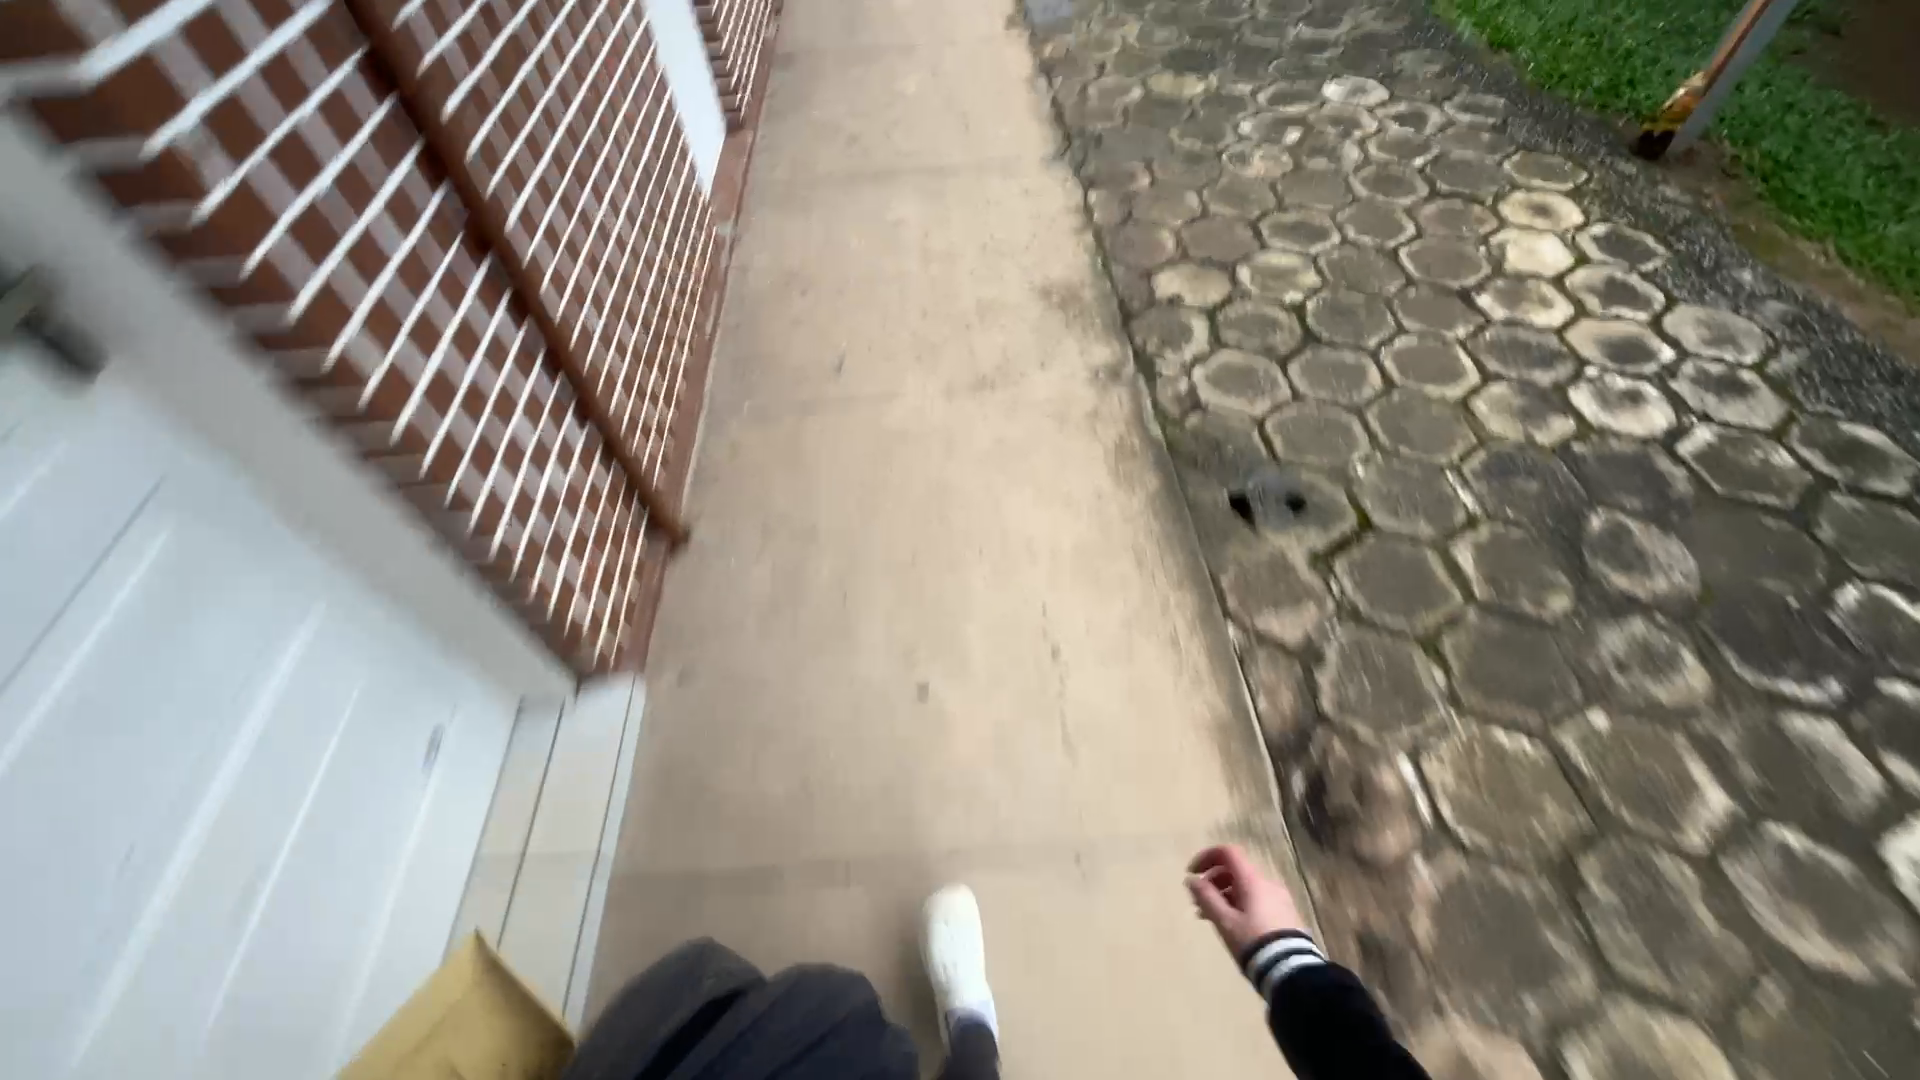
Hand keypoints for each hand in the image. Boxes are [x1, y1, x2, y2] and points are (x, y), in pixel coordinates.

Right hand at [1185, 844, 1304, 957]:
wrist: (1291, 971)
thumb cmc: (1252, 941)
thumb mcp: (1224, 921)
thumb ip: (1205, 897)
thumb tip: (1191, 880)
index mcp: (1252, 880)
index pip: (1227, 853)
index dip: (1206, 857)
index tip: (1192, 873)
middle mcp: (1268, 883)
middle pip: (1235, 870)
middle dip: (1213, 882)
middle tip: (1199, 901)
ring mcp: (1280, 899)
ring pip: (1245, 887)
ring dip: (1225, 895)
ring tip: (1211, 917)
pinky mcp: (1286, 915)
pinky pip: (1257, 900)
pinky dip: (1240, 904)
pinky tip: (1232, 925)